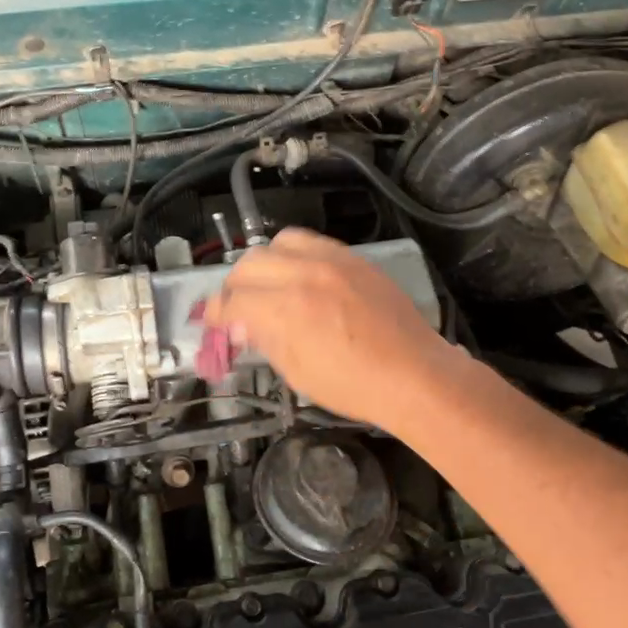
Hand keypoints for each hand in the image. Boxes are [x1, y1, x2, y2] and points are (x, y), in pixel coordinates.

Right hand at [204, 227, 464, 431]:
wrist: (414, 375)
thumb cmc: (354, 386)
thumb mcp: (297, 373)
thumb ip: (265, 340)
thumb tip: (242, 325)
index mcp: (286, 309)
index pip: (233, 300)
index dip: (215, 314)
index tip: (212, 321)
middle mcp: (304, 275)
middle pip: (249, 264)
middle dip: (234, 286)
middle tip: (237, 307)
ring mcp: (332, 261)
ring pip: (278, 242)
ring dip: (264, 262)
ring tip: (267, 283)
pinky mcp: (353, 258)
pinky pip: (312, 241)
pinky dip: (295, 254)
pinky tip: (298, 275)